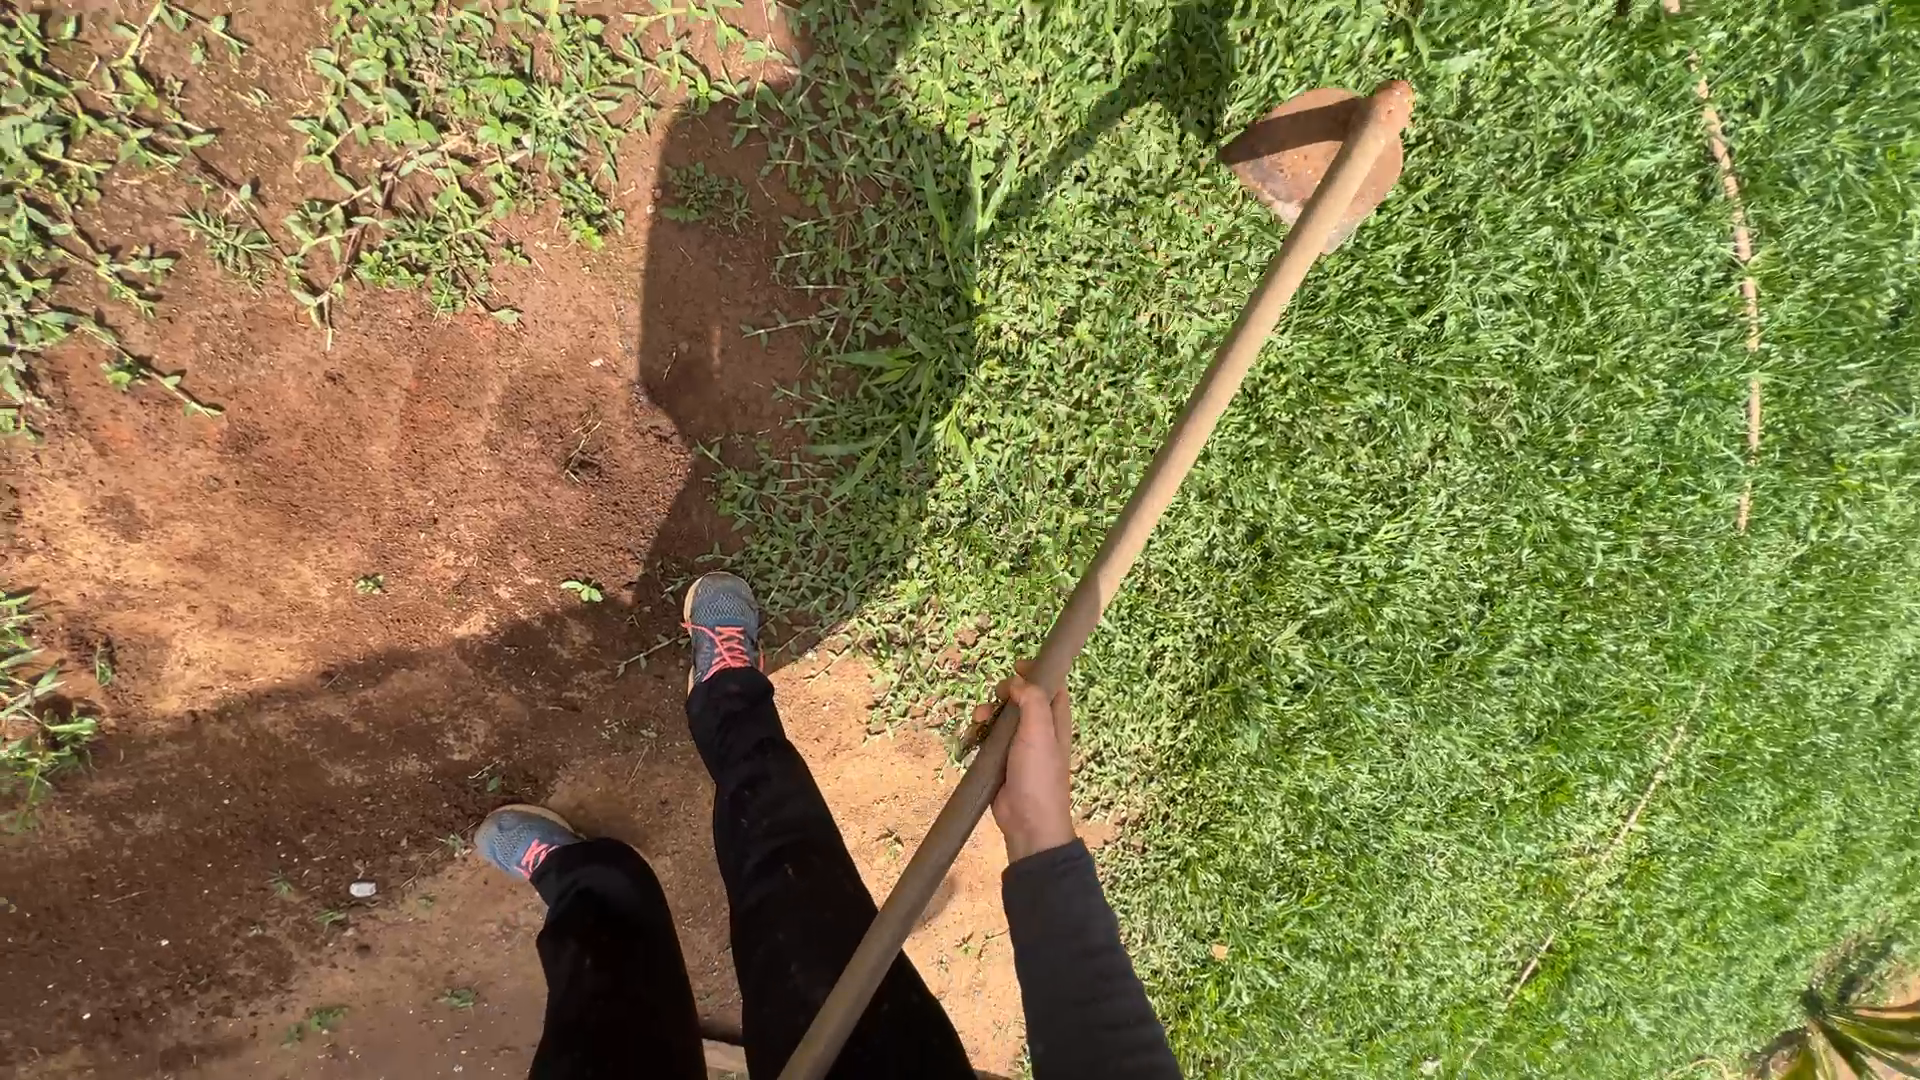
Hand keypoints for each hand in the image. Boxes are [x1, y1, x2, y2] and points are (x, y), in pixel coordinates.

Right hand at [981, 660, 1075, 863]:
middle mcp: (1039, 730)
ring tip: (978, 719)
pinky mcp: (1000, 760)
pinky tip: (971, 736)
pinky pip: (988, 738)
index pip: (1053, 686)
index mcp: (1056, 721)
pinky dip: (979, 733)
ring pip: (1001, 717)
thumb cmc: (1039, 774)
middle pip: (1022, 699)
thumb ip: (1032, 700)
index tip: (1018, 665)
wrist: (1028, 822)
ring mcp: (1019, 746)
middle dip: (1005, 692)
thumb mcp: (1040, 731)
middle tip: (996, 695)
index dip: (1038, 672)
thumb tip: (1018, 681)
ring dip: (987, 712)